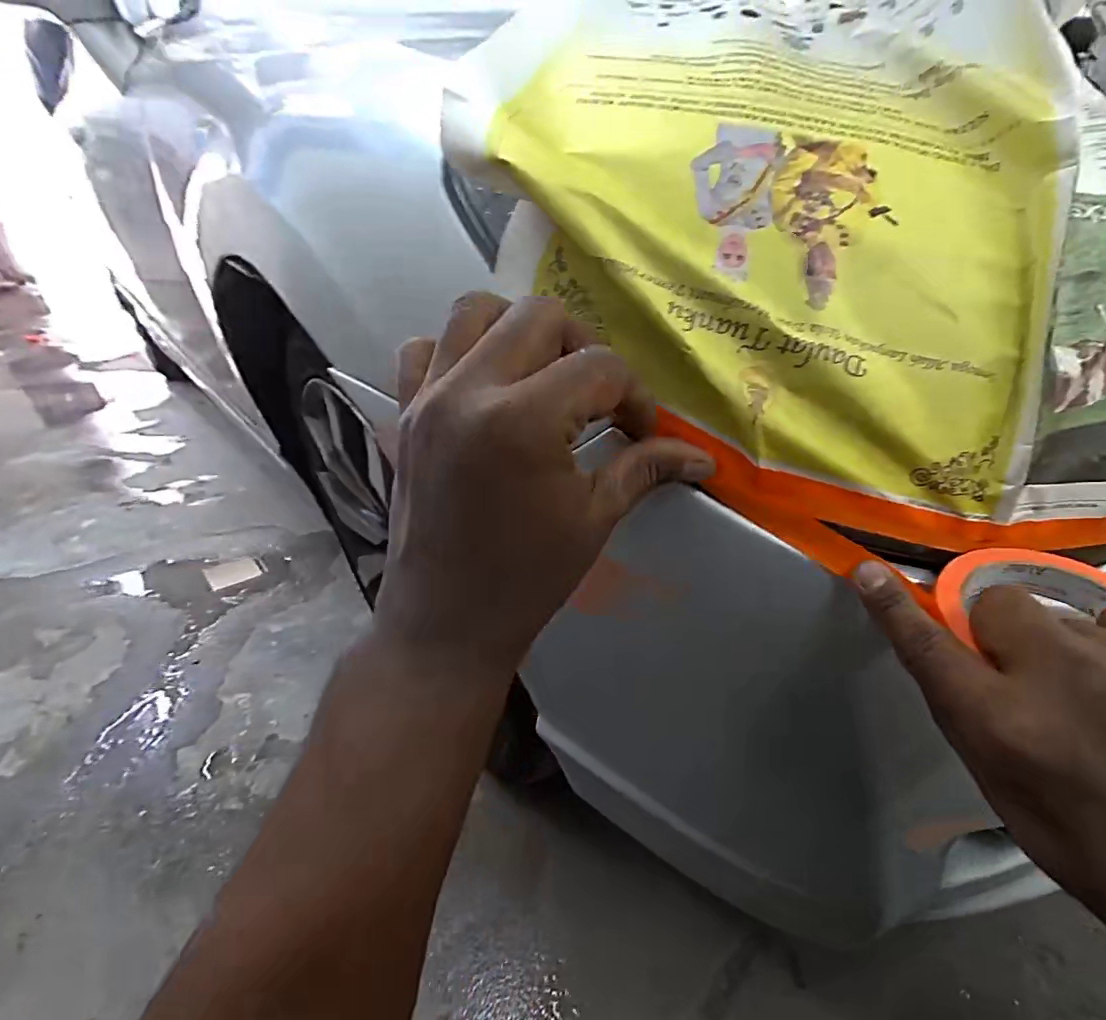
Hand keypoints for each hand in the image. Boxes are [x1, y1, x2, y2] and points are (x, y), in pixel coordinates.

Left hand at [373, 293, 713, 675]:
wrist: (445, 622)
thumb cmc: (526, 580)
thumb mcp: (594, 519)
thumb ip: (645, 468)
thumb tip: (701, 458)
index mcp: (523, 421)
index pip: (599, 368)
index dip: (635, 395)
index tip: (641, 430)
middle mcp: (469, 391)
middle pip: (541, 315)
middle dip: (585, 348)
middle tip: (598, 398)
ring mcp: (427, 397)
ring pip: (476, 311)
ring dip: (522, 331)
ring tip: (545, 377)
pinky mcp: (404, 414)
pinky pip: (424, 348)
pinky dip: (459, 350)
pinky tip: (486, 387)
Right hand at [851, 564, 1105, 967]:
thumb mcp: (1033, 825)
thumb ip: (993, 742)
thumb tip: (977, 688)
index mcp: (1011, 731)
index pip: (929, 651)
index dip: (893, 609)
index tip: (868, 573)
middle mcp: (1063, 674)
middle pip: (1002, 602)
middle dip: (1004, 629)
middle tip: (1038, 676)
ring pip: (1079, 617)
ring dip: (1084, 652)